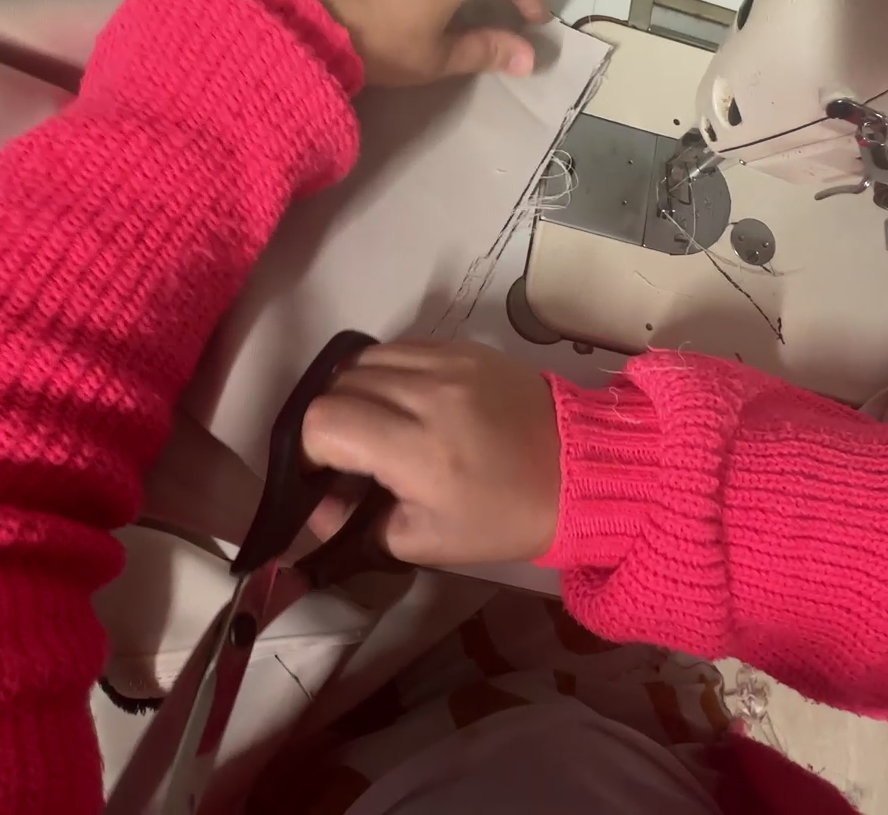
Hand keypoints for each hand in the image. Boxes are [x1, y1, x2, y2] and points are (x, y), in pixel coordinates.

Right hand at [301, 340, 560, 564]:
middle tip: (350, 455)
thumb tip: (321, 507)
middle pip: (337, 386)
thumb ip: (360, 525)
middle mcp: (425, 393)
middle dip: (331, 423)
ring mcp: (446, 361)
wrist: (577, 468)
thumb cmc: (502, 515)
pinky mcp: (463, 346)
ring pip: (363, 359)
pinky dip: (386, 371)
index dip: (310, 450)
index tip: (326, 473)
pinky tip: (402, 398)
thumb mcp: (426, 541)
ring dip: (354, 391)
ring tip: (375, 423)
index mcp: (416, 448)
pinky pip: (400, 347)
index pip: (324, 421)